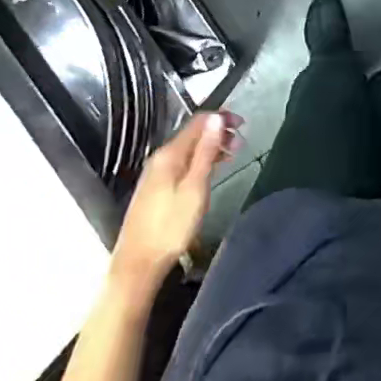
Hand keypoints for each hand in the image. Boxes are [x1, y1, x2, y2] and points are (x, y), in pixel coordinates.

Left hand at [108, 112, 240, 295]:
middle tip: (241, 141)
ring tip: (232, 154)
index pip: (198, 122)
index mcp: (170, 154)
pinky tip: (210, 171)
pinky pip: (182, 162)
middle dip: (218, 132)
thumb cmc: (171, 226)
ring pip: (188, 150)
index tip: (242, 122)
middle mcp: (161, 158)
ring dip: (210, 147)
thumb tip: (216, 119)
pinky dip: (200, 160)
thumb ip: (206, 152)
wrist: (139, 262)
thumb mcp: (195, 188)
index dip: (221, 118)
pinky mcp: (156, 188)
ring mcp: (156, 173)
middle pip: (192, 135)